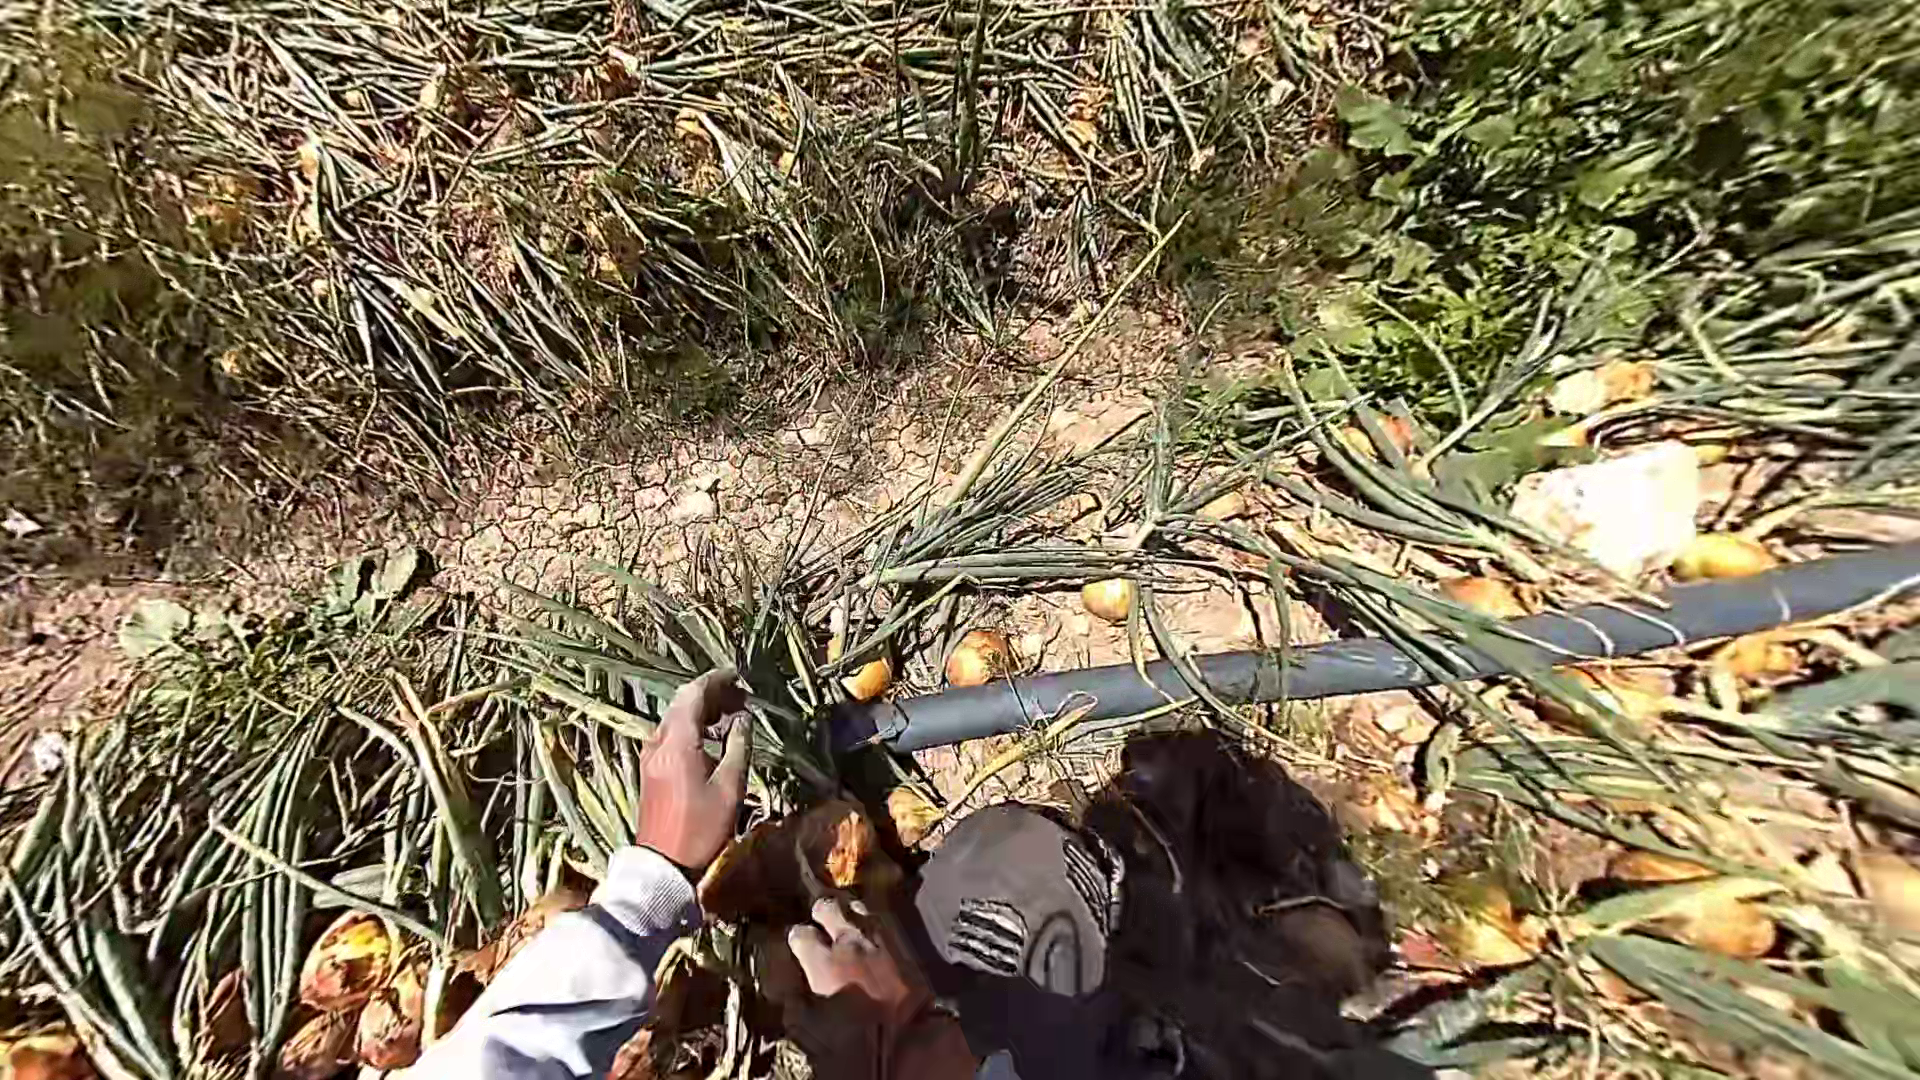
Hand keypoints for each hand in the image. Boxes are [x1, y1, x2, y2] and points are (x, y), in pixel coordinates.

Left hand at [634, 670, 751, 871]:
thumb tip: (744, 719)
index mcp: (677, 744)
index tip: (739, 676)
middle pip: (683, 702)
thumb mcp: (729, 786)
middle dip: (713, 693)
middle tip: (742, 697)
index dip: (717, 680)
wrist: (661, 868)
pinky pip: (673, 733)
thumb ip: (738, 745)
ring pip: (678, 716)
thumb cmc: (700, 828)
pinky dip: (695, 725)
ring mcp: (651, 756)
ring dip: (705, 709)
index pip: (693, 694)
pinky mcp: (652, 768)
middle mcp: (659, 743)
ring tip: (734, 714)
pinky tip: (715, 735)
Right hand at [782, 897, 975, 1079]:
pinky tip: (867, 932)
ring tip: (844, 923)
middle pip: (827, 906)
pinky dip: (868, 921)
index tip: (798, 944)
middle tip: (819, 922)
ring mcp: (875, 937)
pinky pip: (877, 918)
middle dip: (819, 912)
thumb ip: (797, 1005)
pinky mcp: (897, 939)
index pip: (800, 935)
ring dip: (847, 913)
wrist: (908, 1037)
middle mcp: (849, 942)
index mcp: (824, 964)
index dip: (796, 939)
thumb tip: (790, 991)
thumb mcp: (815, 1033)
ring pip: (855, 905)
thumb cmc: (858, 1043)